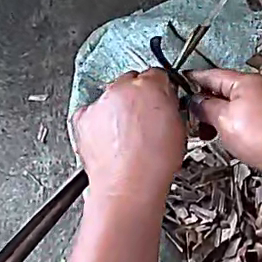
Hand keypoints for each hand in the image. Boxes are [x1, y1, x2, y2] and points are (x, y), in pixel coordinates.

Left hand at [70, 69, 185, 197]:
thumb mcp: (179, 127)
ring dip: (118, 108)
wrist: (128, 186)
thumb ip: (170, 104)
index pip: (156, 74)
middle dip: (137, 95)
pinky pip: (92, 112)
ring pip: (110, 96)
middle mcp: (121, 89)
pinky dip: (100, 121)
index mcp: (150, 87)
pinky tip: (112, 137)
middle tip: (145, 117)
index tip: (160, 98)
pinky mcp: (82, 118)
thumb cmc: (154, 163)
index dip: (160, 88)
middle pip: (130, 81)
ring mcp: (99, 103)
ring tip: (128, 133)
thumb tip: (165, 100)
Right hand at [187, 68, 261, 172]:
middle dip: (205, 105)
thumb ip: (206, 107)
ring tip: (209, 136)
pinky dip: (234, 130)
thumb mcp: (224, 118)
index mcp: (246, 81)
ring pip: (235, 109)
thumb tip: (196, 101)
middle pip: (224, 92)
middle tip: (192, 121)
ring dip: (219, 121)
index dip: (193, 80)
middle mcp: (260, 90)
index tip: (178, 84)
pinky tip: (230, 143)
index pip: (212, 74)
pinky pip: (246, 123)